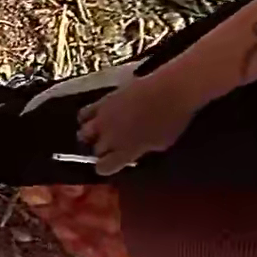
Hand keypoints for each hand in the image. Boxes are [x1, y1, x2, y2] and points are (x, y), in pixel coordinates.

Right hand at [76, 71, 203, 175]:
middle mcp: (109, 137)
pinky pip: (83, 114)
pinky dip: (87, 118)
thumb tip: (133, 153)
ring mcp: (103, 119)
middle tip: (112, 147)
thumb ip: (141, 150)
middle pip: (95, 150)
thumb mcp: (162, 143)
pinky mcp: (101, 102)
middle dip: (102, 151)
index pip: (104, 167)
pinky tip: (97, 117)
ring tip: (100, 132)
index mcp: (125, 151)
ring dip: (91, 136)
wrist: (172, 89)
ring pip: (83, 133)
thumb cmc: (174, 119)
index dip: (106, 167)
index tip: (111, 164)